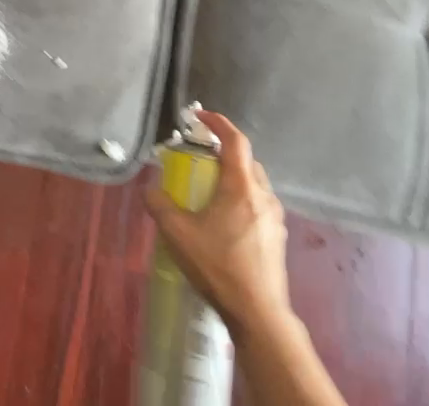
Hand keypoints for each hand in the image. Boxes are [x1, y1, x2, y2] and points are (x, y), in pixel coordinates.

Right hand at [144, 110, 293, 340]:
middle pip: (247, 162)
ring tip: (208, 190)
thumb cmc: (217, 265)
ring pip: (254, 185)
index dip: (219, 123)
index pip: (236, 142)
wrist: (258, 312)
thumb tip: (152, 190)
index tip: (200, 116)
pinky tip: (222, 220)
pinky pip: (257, 206)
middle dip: (224, 153)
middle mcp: (264, 198)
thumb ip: (159, 204)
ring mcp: (275, 220)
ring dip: (232, 178)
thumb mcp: (176, 232)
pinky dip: (239, 200)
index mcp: (242, 188)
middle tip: (199, 157)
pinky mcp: (277, 239)